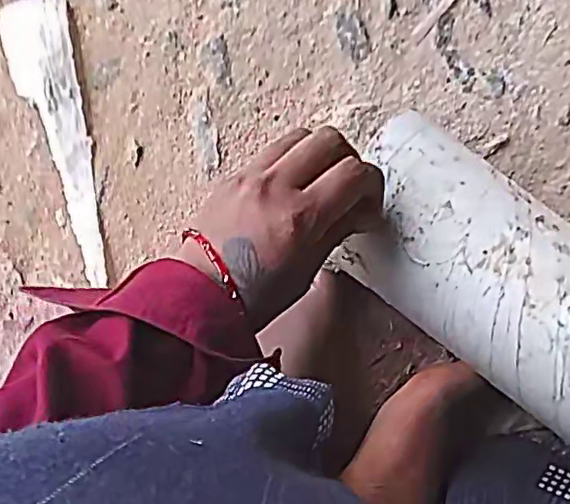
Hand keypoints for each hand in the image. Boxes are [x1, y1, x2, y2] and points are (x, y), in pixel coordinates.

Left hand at [177, 127, 385, 328]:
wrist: (198, 298)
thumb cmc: (248, 300)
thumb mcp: (303, 274)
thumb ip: (333, 233)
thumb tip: (355, 212)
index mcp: (300, 218)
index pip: (355, 175)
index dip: (372, 188)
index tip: (368, 208)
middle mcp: (276, 187)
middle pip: (331, 140)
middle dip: (348, 163)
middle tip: (347, 192)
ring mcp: (251, 178)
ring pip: (300, 137)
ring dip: (318, 156)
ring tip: (316, 187)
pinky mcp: (232, 178)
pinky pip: (271, 152)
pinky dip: (288, 163)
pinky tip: (286, 191)